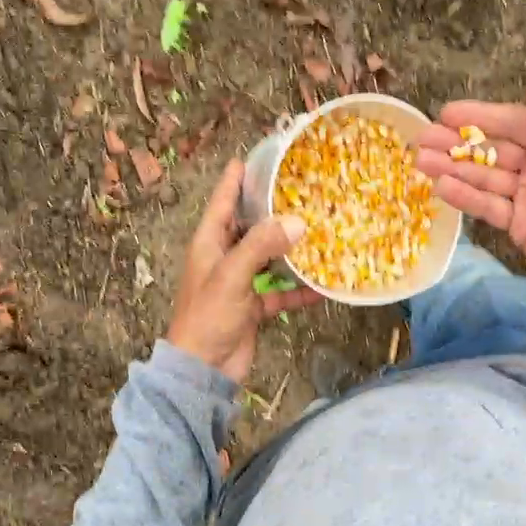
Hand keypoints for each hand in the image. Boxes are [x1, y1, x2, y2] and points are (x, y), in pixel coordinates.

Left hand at [166, 159, 322, 383]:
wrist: (203, 369)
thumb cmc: (207, 317)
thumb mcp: (232, 276)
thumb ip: (262, 246)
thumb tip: (297, 222)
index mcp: (209, 243)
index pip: (223, 202)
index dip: (236, 179)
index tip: (253, 156)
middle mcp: (223, 258)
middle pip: (249, 226)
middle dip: (272, 210)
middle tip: (301, 190)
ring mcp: (239, 283)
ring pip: (268, 258)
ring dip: (290, 249)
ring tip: (318, 229)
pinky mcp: (253, 308)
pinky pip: (279, 292)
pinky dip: (298, 289)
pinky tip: (323, 285)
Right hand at [417, 79, 525, 297]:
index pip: (515, 122)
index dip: (481, 116)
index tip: (446, 113)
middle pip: (493, 149)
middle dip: (457, 143)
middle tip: (421, 138)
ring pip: (485, 177)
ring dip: (453, 169)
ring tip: (420, 162)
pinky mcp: (520, 225)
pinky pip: (488, 207)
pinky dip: (465, 198)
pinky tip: (441, 189)